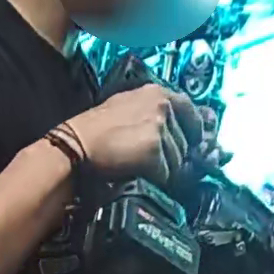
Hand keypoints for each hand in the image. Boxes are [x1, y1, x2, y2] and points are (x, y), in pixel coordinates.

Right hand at [63, 85, 205, 184]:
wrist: (77, 146)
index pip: (191, 110)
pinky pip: (166, 174)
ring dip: (164, 170)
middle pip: (186, 141)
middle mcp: (163, 105)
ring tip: (141, 170)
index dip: (195, 130)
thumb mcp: (125, 108)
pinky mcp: (154, 150)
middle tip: (156, 165)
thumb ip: (151, 113)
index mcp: (157, 92)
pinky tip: (139, 176)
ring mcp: (160, 128)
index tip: (196, 144)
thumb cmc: (93, 131)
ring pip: (177, 160)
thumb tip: (169, 130)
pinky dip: (155, 180)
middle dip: (176, 156)